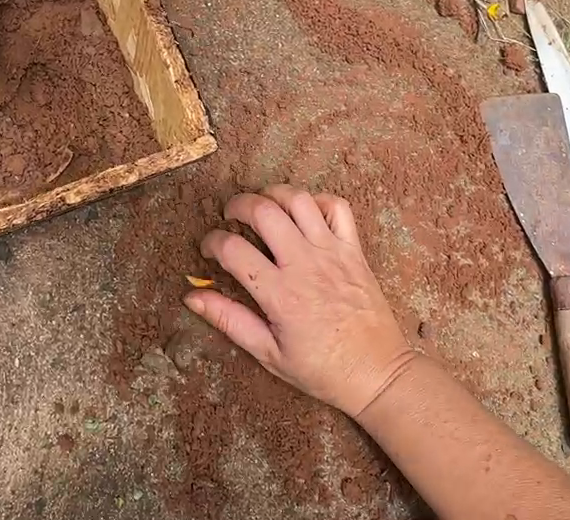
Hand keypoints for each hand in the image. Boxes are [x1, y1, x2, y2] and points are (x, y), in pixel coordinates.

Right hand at [185, 184, 416, 416]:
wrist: (378, 373)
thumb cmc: (322, 369)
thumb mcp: (269, 354)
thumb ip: (230, 320)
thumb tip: (192, 297)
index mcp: (280, 294)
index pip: (233, 250)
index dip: (212, 242)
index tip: (209, 248)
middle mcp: (305, 264)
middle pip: (264, 211)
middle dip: (238, 204)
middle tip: (231, 215)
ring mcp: (332, 252)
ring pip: (299, 200)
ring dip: (274, 195)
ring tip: (264, 206)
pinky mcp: (354, 249)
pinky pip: (337, 207)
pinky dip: (318, 201)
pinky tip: (305, 214)